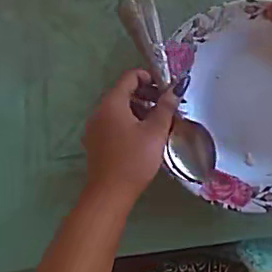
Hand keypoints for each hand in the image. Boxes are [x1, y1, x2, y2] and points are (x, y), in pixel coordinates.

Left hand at [81, 69, 176, 200]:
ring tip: (159, 122)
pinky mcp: (96, 142)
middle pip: (124, 91)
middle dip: (147, 94)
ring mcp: (95, 127)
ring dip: (140, 108)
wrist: (110, 194)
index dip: (150, 77)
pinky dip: (129, 121)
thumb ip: (166, 106)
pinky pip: (114, 122)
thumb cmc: (134, 159)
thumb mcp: (156, 131)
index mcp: (112, 103)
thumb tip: (176, 88)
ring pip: (119, 108)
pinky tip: (144, 136)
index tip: (167, 88)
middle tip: (167, 105)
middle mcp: (99, 111)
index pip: (130, 77)